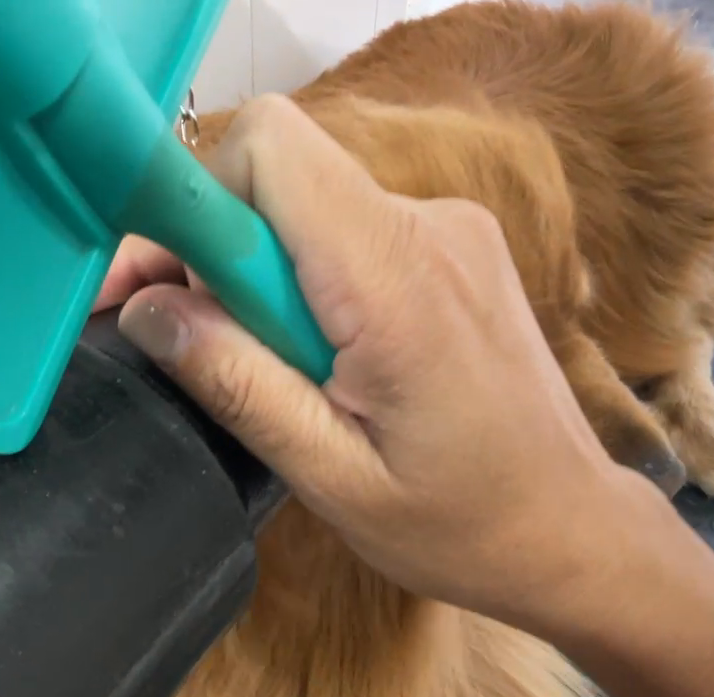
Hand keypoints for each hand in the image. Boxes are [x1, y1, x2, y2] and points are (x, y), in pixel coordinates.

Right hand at [98, 96, 669, 638]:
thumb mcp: (330, 475)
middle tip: (196, 350)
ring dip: (259, 281)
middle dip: (213, 254)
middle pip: (276, 176)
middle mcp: (428, 225)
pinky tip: (324, 360)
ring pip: (304, 208)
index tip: (155, 288)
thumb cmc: (457, 524)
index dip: (193, 204)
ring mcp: (449, 230)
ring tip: (279, 375)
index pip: (267, 151)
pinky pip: (343, 234)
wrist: (567, 528)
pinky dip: (305, 285)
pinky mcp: (452, 249)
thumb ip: (239, 384)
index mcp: (396, 281)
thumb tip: (146, 311)